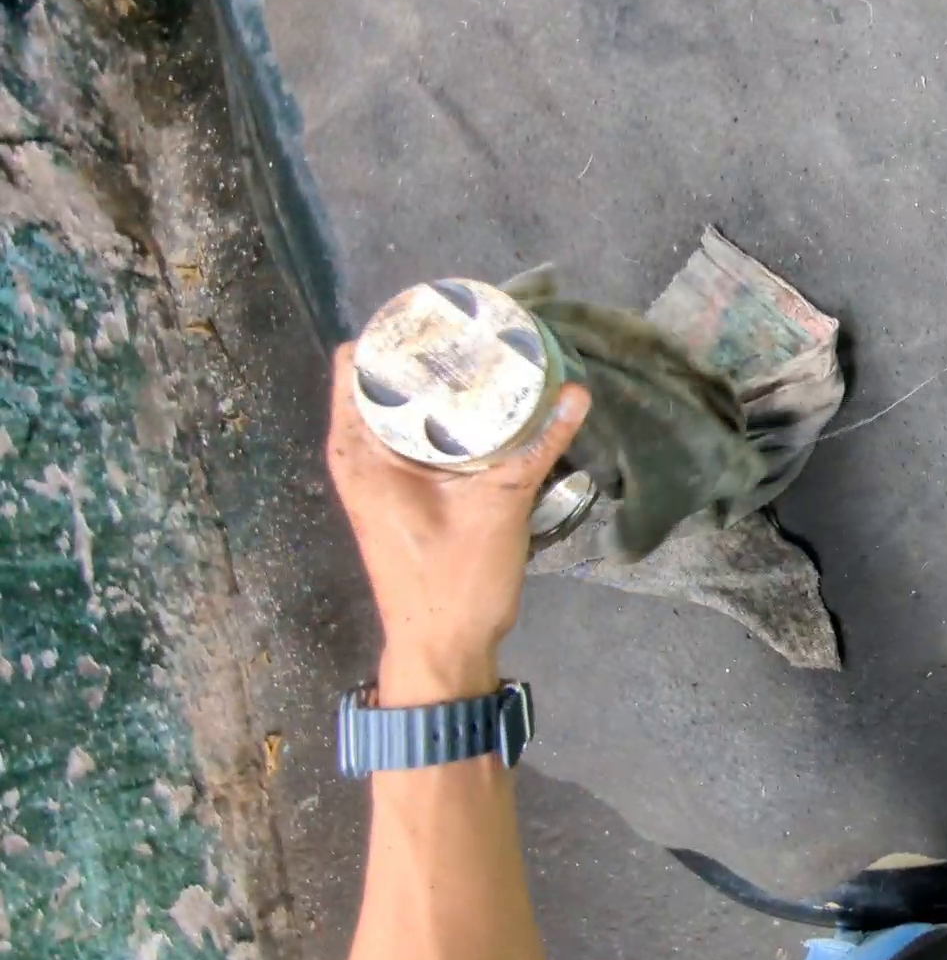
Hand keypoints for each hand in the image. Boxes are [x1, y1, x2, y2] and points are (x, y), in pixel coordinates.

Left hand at [325, 343, 589, 704]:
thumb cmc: (456, 578)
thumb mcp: (502, 504)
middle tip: (485, 334)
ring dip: (443, 390)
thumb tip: (578, 391)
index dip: (395, 334)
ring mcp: (383, 478)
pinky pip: (424, 439)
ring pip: (406, 413)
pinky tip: (494, 413)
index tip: (447, 315)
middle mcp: (362, 458)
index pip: (355, 366)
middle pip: (383, 384)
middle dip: (429, 357)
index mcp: (361, 453)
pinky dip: (452, 420)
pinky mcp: (409, 494)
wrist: (444, 644)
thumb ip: (539, 445)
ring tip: (493, 363)